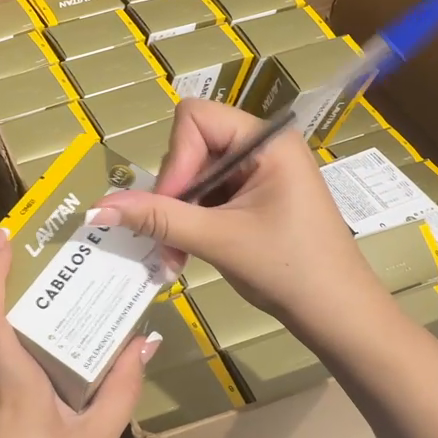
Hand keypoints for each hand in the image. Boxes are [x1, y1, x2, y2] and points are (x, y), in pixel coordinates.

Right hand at [87, 98, 381, 334]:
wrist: (340, 318)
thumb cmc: (290, 271)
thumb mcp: (218, 240)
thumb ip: (158, 217)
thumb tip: (97, 207)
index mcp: (267, 141)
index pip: (194, 119)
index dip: (176, 160)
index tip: (174, 207)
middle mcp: (262, 147)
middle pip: (190, 147)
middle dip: (173, 194)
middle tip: (167, 240)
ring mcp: (257, 172)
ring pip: (192, 174)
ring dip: (176, 214)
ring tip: (175, 256)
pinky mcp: (252, 196)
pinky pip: (205, 194)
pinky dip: (189, 222)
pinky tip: (186, 252)